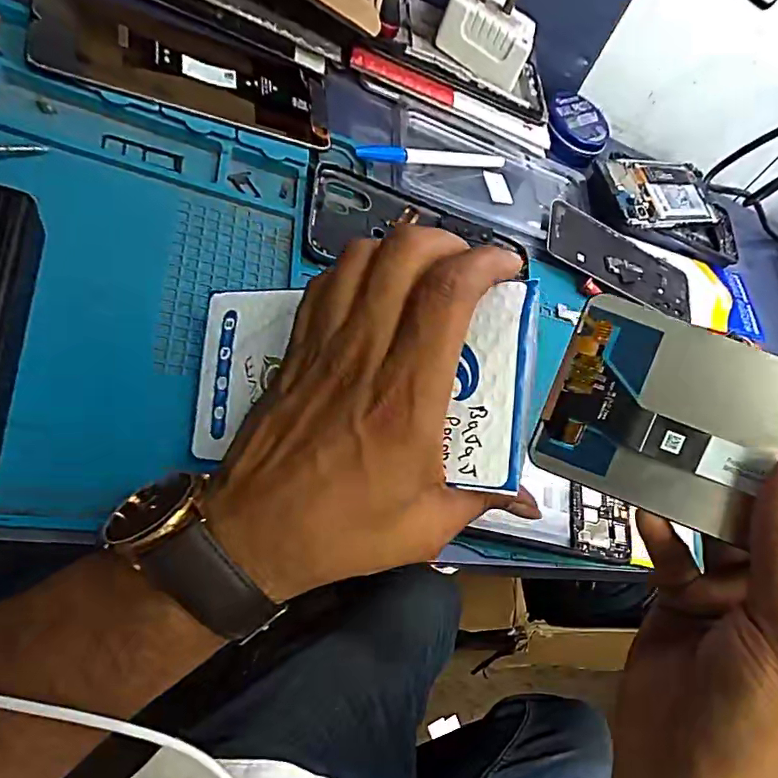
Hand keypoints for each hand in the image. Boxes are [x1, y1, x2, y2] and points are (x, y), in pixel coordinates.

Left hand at [202, 226, 538, 600]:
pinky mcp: (296, 353)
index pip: (447, 297)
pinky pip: (324, 286)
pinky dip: (355, 270)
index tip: (505, 268)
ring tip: (424, 271)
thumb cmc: (341, 531)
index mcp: (408, 399)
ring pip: (360, 259)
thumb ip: (481, 500)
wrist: (254, 536)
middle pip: (404, 256)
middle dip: (447, 242)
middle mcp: (365, 358)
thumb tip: (522, 501)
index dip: (484, 264)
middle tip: (469, 266)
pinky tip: (372, 290)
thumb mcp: (426, 526)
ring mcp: (325, 349)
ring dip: (400, 248)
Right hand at [616, 451, 777, 777]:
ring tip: (697, 456)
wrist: (676, 766)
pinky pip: (677, 556)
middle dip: (764, 487)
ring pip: (724, 534)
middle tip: (749, 427)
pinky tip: (651, 510)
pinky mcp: (683, 597)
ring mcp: (731, 595)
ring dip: (710, 503)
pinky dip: (664, 534)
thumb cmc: (757, 708)